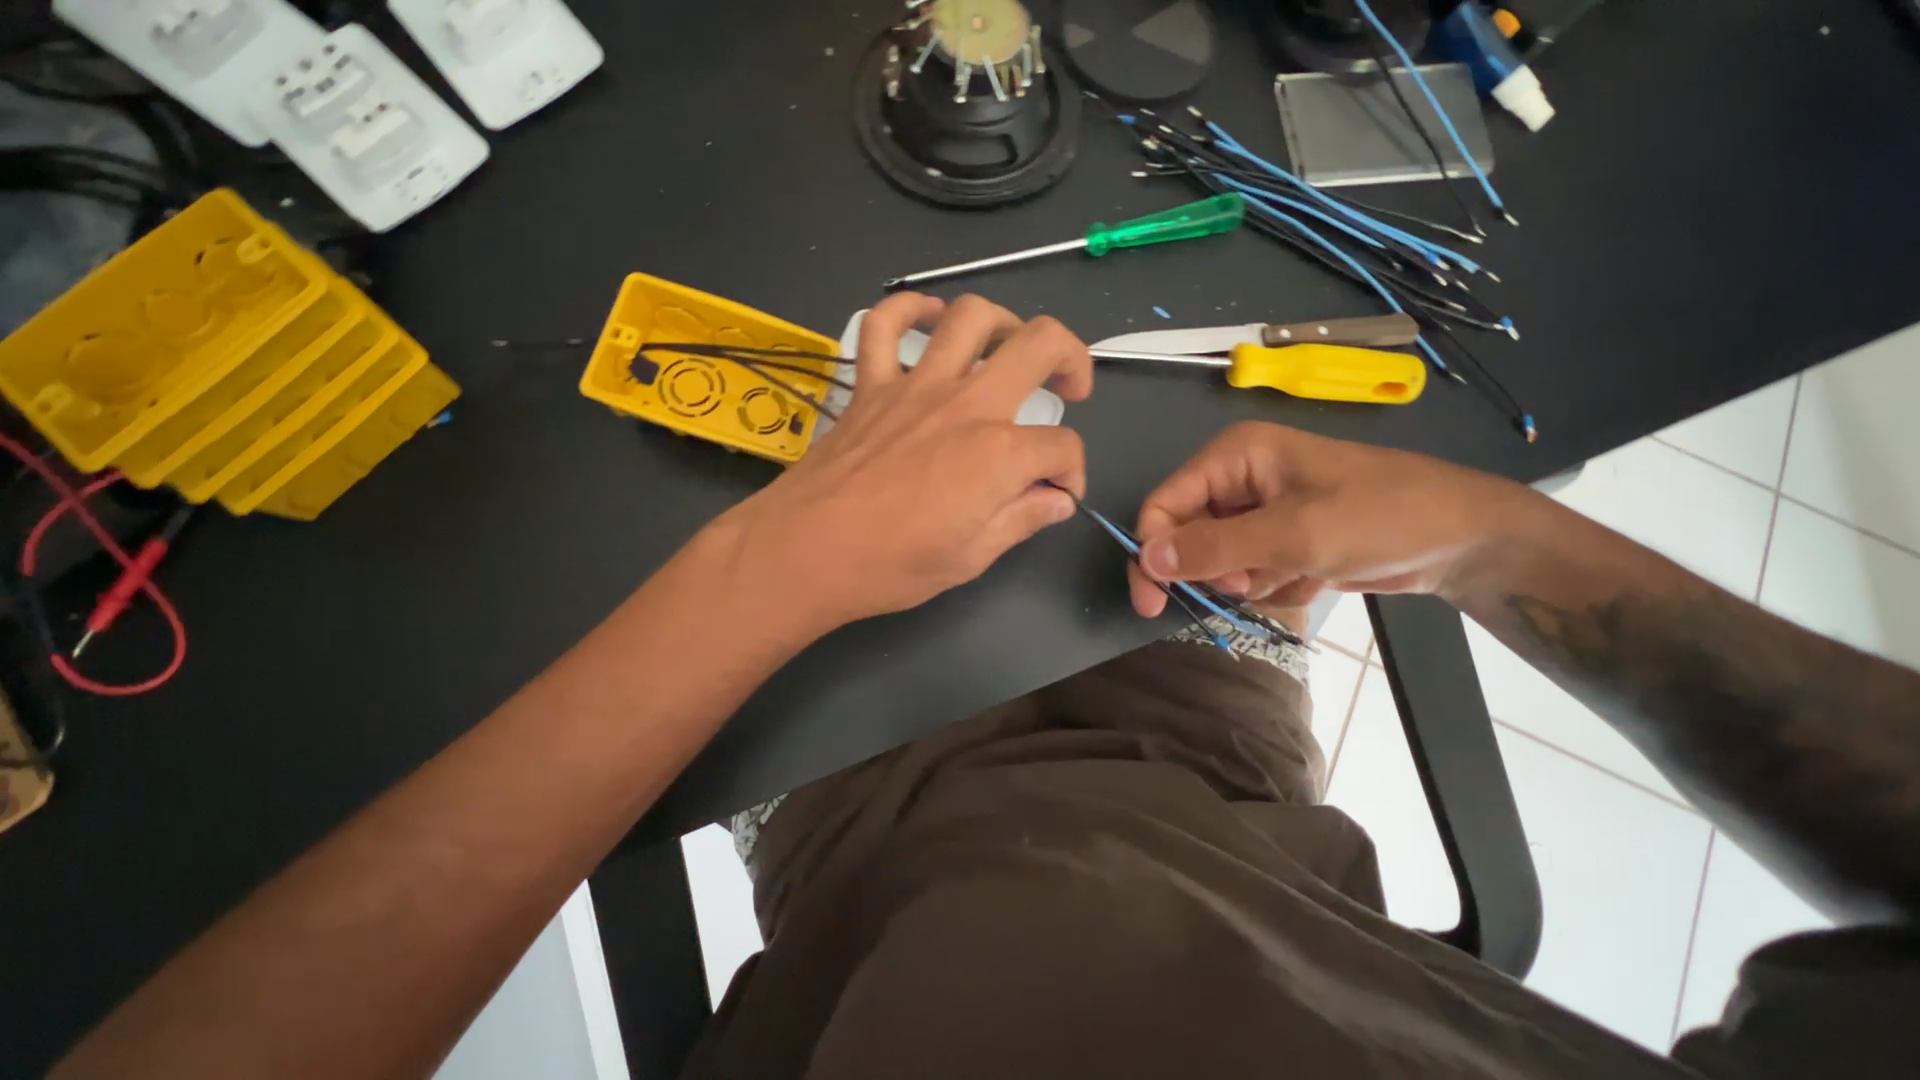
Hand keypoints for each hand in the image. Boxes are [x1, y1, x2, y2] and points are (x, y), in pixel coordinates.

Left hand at [712, 292, 1093, 633]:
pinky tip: (929, 319)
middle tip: (1070, 386)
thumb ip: (1022, 519)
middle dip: (1072, 358)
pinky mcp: (871, 385)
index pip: (1062, 446)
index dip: (1072, 472)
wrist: (804, 551)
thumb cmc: (890, 565)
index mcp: (999, 453)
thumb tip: (1057, 499)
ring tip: (1008, 348)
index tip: (1057, 495)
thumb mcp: (971, 558)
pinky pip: (884, 323)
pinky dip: (907, 309)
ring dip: (1004, 322)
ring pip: (971, 316)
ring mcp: (915, 386)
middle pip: (1039, 345)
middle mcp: (965, 404)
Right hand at [1127, 422, 1529, 616]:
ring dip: (1250, 580)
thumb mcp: (1294, 535)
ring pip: (1218, 560)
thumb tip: (1145, 560)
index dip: (1152, 552)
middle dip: (1213, 569)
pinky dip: (1276, 584)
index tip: (1154, 603)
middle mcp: (1241, 478)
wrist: (1463, 539)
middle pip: (1187, 534)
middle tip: (1242, 588)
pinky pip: (1251, 572)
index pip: (1164, 504)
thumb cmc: (1381, 518)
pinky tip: (1314, 578)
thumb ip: (1214, 548)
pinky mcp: (1285, 538)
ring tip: (1296, 574)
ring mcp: (1264, 510)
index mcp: (1236, 455)